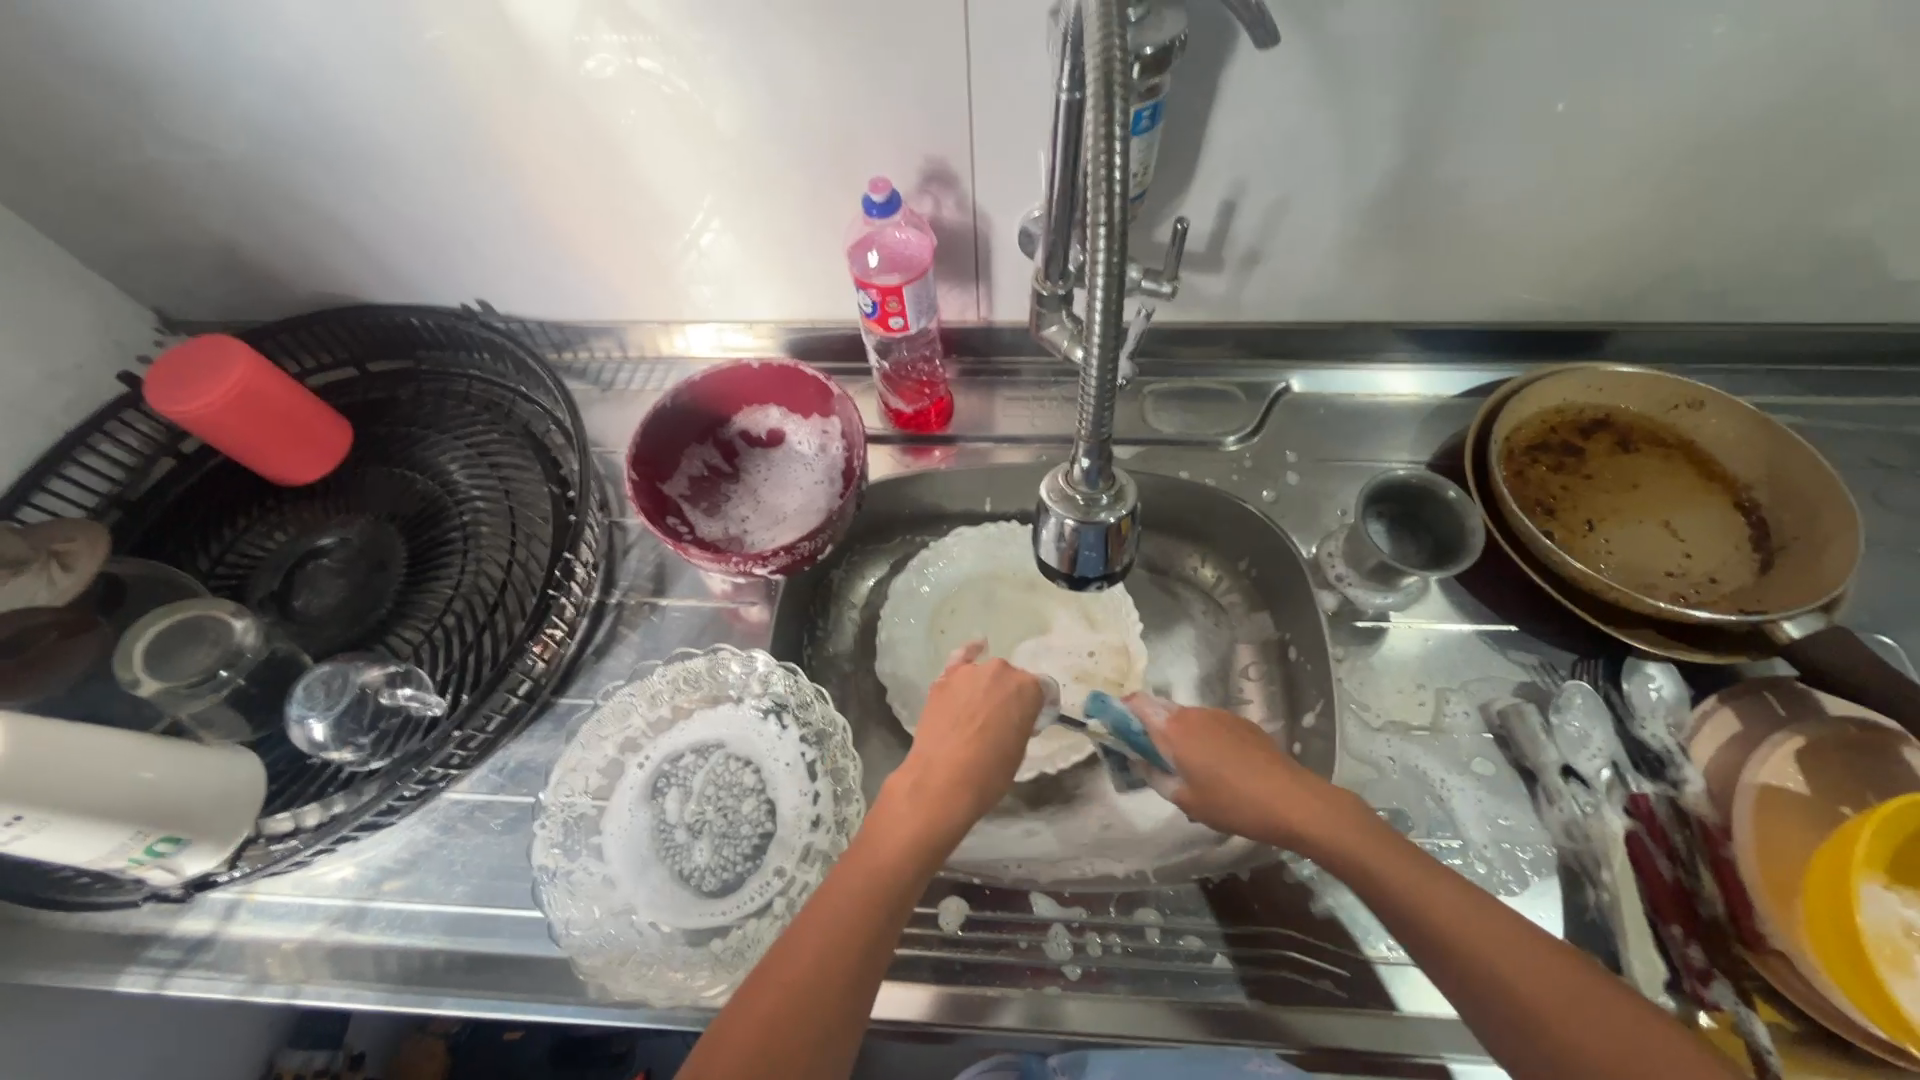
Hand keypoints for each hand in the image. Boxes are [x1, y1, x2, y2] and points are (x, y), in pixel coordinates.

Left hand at [883, 642, 1045, 849]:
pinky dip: (969, 654)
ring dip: (987, 686)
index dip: (1040, 707)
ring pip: (987, 674)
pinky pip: (961, 659)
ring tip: (979, 709)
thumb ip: (1021, 722)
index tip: (1033, 722)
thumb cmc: (989, 773)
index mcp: (1029, 689)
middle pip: (1012, 679)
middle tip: (1002, 722)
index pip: (1043, 690)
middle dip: (1010, 696)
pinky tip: (976, 650)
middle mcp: (1002, 671)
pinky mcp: (945, 678)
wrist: (942, 780)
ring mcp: (970, 672)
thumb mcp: (1019, 749)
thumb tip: (1013, 718)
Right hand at [1132, 697, 1368, 854]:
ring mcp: (1220, 715)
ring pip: (1186, 719)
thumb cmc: (1232, 804)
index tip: (1116, 731)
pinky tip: (1216, 767)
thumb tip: (1140, 761)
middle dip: (1149, 729)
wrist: (1293, 801)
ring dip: (1177, 735)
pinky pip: (1209, 724)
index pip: (1136, 703)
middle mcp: (1194, 713)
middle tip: (1151, 759)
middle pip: (1160, 710)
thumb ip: (1155, 776)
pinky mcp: (1242, 723)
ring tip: (1187, 768)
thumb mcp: (1185, 800)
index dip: (1121, 711)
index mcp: (1173, 729)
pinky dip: (1202, 738)